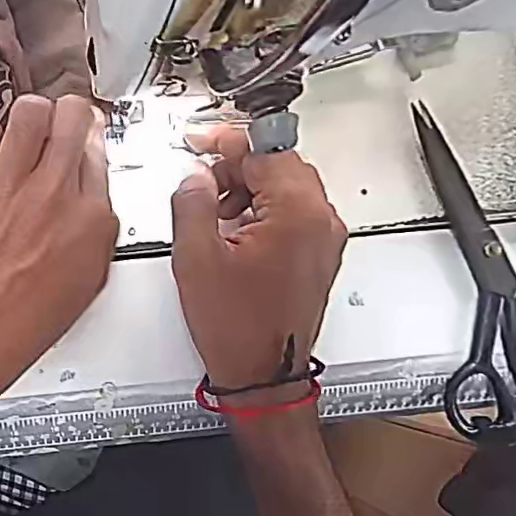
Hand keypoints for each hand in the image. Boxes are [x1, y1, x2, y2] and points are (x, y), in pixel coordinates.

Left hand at [0, 95, 117, 431]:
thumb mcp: (91, 273)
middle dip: (66, 114)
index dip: (88, 139)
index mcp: (93, 215)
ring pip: (30, 110)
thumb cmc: (32, 312)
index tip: (79, 141)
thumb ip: (99, 223)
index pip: (99, 146)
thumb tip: (94, 187)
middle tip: (56, 126)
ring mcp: (9, 184)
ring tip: (22, 134)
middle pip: (71, 114)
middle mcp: (54, 192)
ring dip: (29, 116)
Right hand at [171, 124, 346, 401]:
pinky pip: (293, 215)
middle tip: (200, 180)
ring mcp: (324, 241)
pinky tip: (231, 232)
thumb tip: (194, 177)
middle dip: (237, 168)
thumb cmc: (238, 328)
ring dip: (249, 189)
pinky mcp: (318, 257)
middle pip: (280, 166)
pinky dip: (262, 211)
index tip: (201, 141)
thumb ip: (191, 204)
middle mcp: (321, 223)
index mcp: (296, 215)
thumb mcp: (196, 258)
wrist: (262, 374)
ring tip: (212, 212)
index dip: (225, 142)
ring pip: (287, 189)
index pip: (263, 152)